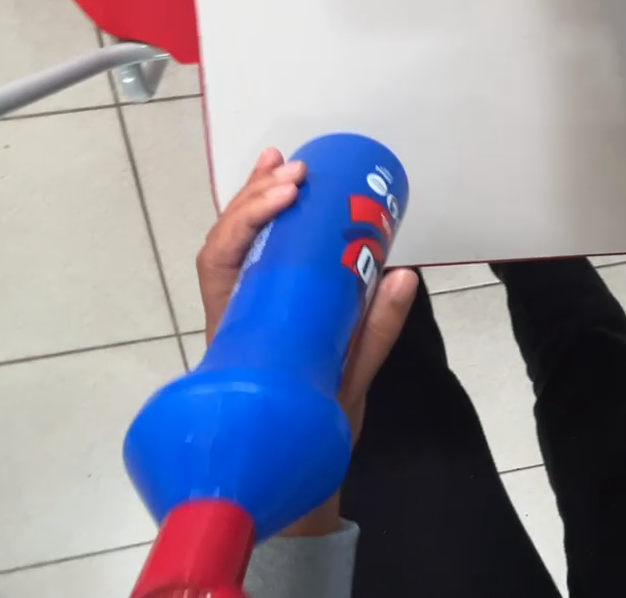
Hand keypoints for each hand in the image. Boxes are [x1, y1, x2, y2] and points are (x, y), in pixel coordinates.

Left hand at [195, 149, 421, 537]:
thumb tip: (403, 273)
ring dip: (257, 197)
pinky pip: (260, 254)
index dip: (248, 220)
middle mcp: (233, 308)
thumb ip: (375, 333)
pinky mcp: (267, 301)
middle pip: (228, 241)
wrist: (286, 466)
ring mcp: (247, 303)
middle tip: (297, 169)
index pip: (222, 261)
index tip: (288, 195)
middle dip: (257, 197)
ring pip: (238, 243)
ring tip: (282, 160)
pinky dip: (272, 219)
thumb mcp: (347, 384)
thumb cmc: (307, 428)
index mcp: (238, 329)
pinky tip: (289, 191)